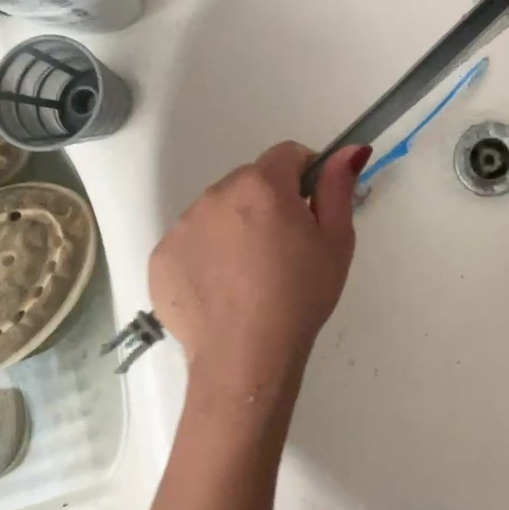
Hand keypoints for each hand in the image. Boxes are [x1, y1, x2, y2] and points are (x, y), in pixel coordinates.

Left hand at [149, 141, 371, 395]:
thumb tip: (347, 150)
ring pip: (218, 210)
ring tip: (250, 274)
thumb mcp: (336, 241)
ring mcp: (183, 225)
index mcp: (262, 185)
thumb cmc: (300, 297)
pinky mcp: (161, 257)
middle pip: (250, 181)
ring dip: (235, 227)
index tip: (310, 208)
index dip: (304, 175)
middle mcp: (216, 194)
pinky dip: (207, 255)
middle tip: (284, 249)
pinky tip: (223, 289)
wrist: (245, 359)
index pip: (286, 154)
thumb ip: (338, 187)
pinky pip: (191, 241)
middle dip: (268, 203)